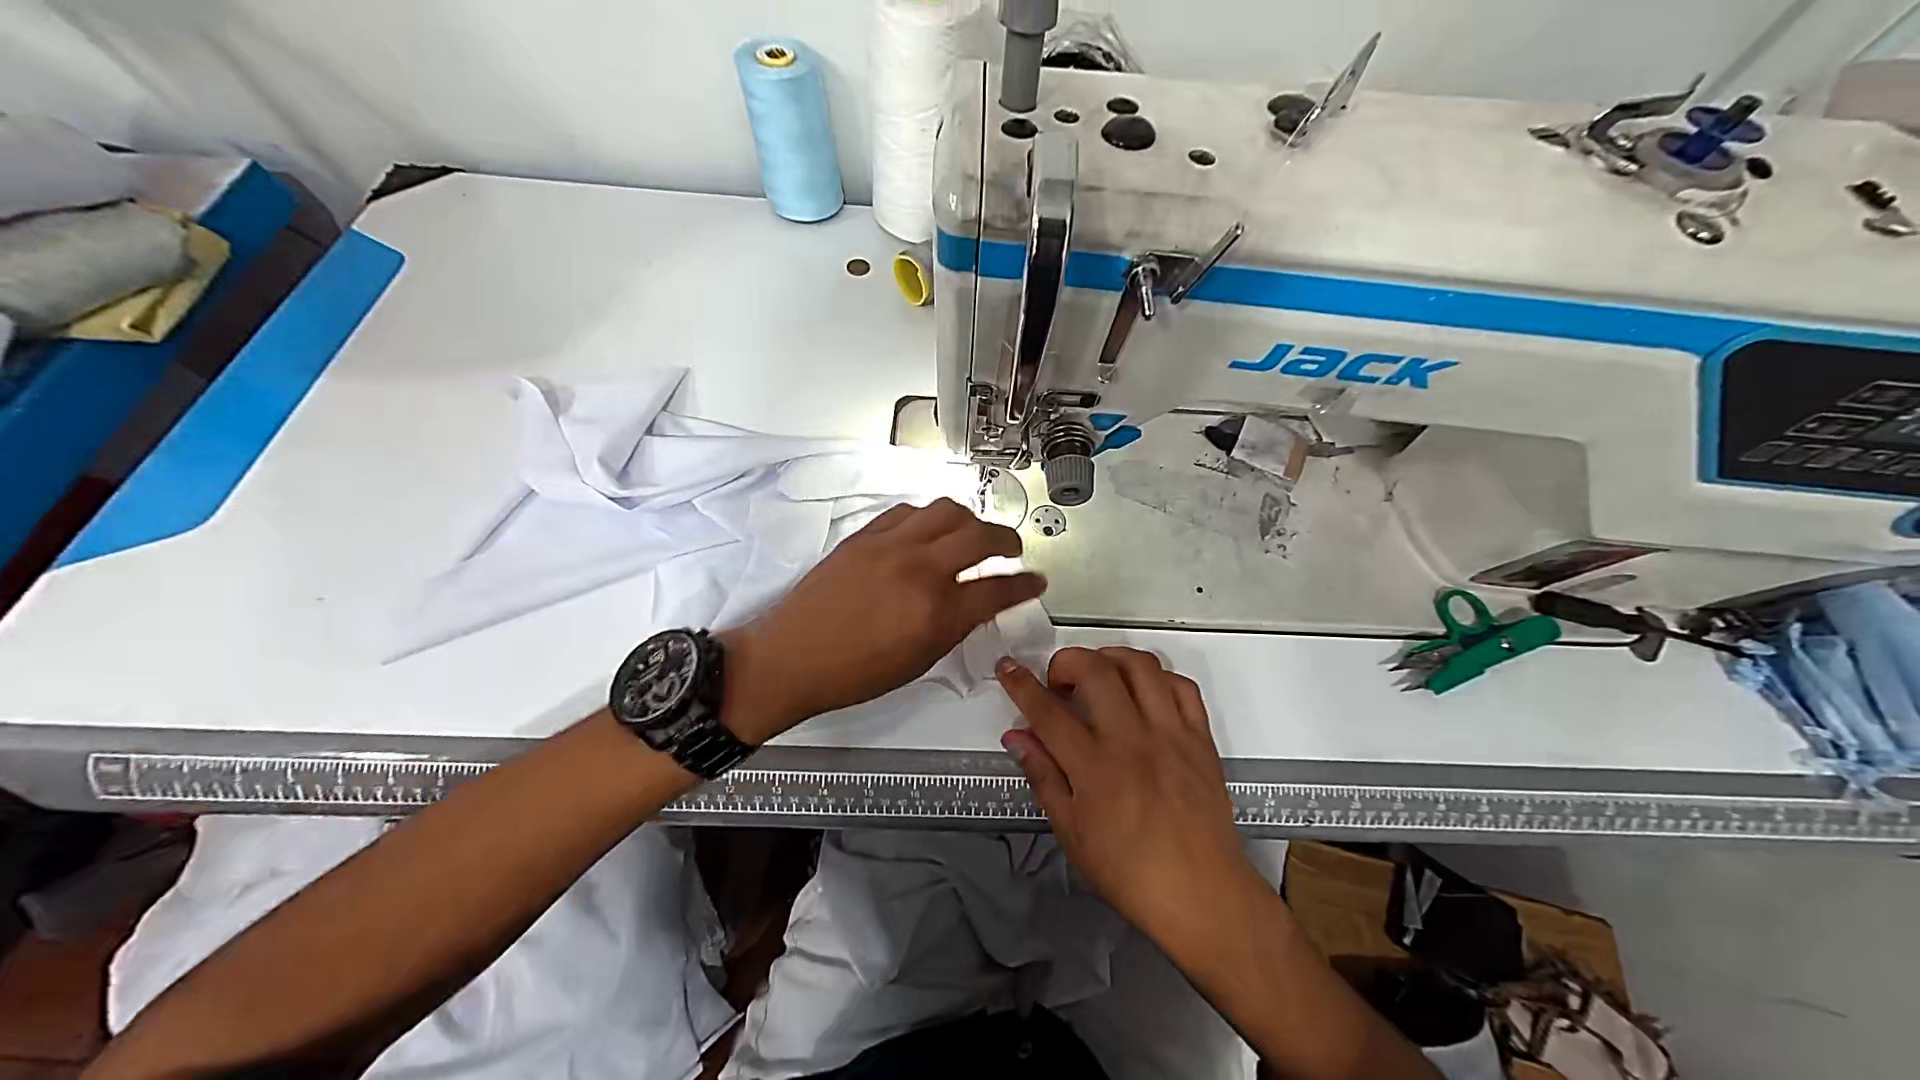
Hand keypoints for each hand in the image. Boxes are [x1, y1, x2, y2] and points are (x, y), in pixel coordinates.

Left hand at [717, 498, 1046, 743]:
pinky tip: (927, 530)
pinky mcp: (863, 538)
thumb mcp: (919, 660)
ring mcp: (889, 547)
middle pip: (981, 536)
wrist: (790, 660)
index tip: (1034, 581)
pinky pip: (906, 512)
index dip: (1025, 584)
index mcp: (936, 612)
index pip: (999, 589)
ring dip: (969, 519)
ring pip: (946, 510)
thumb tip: (975, 605)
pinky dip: (927, 517)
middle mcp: (918, 571)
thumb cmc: (849, 673)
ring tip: (972, 531)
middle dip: (1007, 539)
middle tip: (1012, 548)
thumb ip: (954, 626)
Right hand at [996, 647, 1264, 948]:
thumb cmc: (1133, 873)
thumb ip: (1044, 777)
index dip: (1021, 684)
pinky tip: (1144, 690)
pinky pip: (1182, 686)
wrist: (1202, 895)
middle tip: (1058, 680)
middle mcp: (1133, 741)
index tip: (1008, 668)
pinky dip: (1158, 677)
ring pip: (1140, 666)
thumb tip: (1018, 740)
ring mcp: (1171, 735)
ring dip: (1110, 658)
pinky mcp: (1200, 739)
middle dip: (1066, 662)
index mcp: (1095, 768)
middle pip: (1094, 671)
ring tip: (1098, 673)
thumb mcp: (1072, 832)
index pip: (1047, 712)